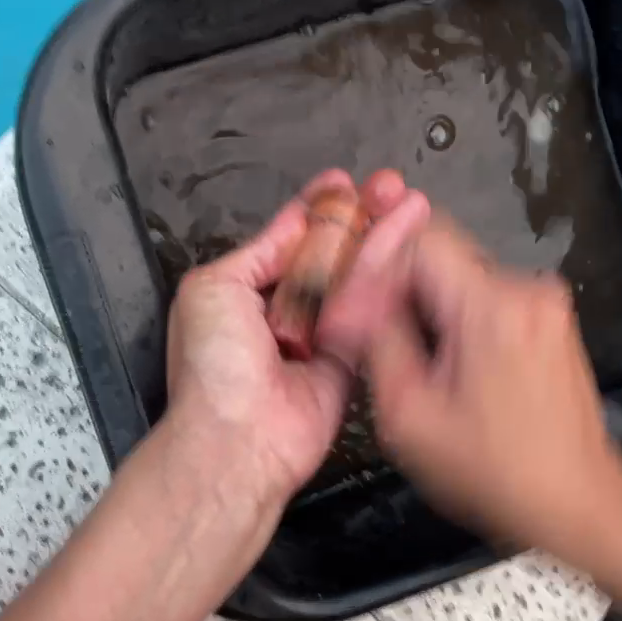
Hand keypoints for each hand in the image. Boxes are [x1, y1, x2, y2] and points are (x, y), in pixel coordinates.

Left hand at [156, 170, 427, 525]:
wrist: (237, 438)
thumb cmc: (212, 364)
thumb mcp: (215, 287)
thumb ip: (258, 251)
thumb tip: (292, 222)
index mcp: (245, 290)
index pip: (288, 239)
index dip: (317, 209)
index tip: (344, 183)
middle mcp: (283, 309)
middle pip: (328, 254)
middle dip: (358, 217)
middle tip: (390, 187)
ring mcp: (317, 334)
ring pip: (355, 279)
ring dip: (381, 239)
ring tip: (409, 202)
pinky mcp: (348, 360)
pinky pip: (370, 314)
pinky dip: (388, 280)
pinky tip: (408, 242)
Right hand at [318, 218, 621, 576]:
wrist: (580, 506)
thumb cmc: (488, 469)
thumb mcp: (408, 414)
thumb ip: (376, 342)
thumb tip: (349, 300)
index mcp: (491, 302)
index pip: (417, 237)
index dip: (376, 263)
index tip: (354, 306)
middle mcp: (525, 285)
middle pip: (439, 256)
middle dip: (397, 289)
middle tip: (366, 334)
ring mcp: (545, 302)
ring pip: (459, 278)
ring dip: (425, 308)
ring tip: (406, 359)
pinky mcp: (550, 320)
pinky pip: (485, 299)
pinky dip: (456, 320)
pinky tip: (445, 366)